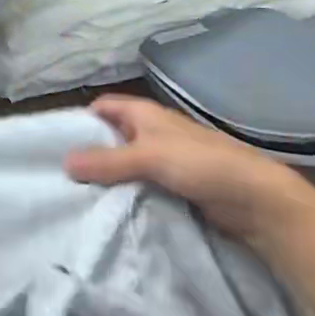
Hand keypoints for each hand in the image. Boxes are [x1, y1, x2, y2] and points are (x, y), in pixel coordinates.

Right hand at [64, 95, 314, 243]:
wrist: (257, 199)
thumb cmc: (201, 164)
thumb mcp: (148, 157)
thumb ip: (107, 161)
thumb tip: (63, 162)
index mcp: (145, 114)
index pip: (104, 107)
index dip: (82, 119)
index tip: (57, 141)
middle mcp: (153, 132)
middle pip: (112, 136)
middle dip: (91, 151)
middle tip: (62, 173)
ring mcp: (165, 160)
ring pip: (126, 164)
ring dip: (108, 176)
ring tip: (79, 194)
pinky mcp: (175, 186)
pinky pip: (141, 185)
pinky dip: (127, 193)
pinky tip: (111, 208)